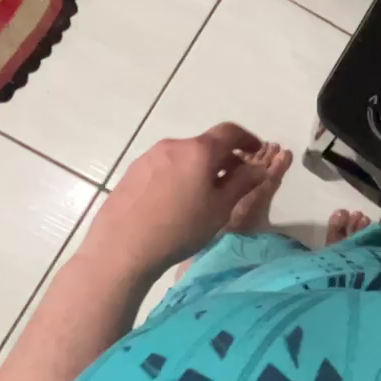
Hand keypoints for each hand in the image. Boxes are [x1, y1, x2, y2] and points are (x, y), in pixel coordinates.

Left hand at [85, 123, 270, 273]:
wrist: (121, 248)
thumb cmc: (180, 228)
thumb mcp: (220, 208)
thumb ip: (243, 183)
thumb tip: (259, 168)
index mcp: (199, 150)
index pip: (230, 132)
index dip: (247, 140)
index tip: (256, 153)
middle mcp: (173, 145)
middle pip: (205, 145)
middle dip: (222, 159)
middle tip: (231, 182)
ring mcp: (149, 157)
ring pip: (183, 156)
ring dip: (198, 168)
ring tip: (200, 196)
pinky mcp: (132, 171)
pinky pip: (164, 167)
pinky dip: (177, 176)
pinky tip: (173, 202)